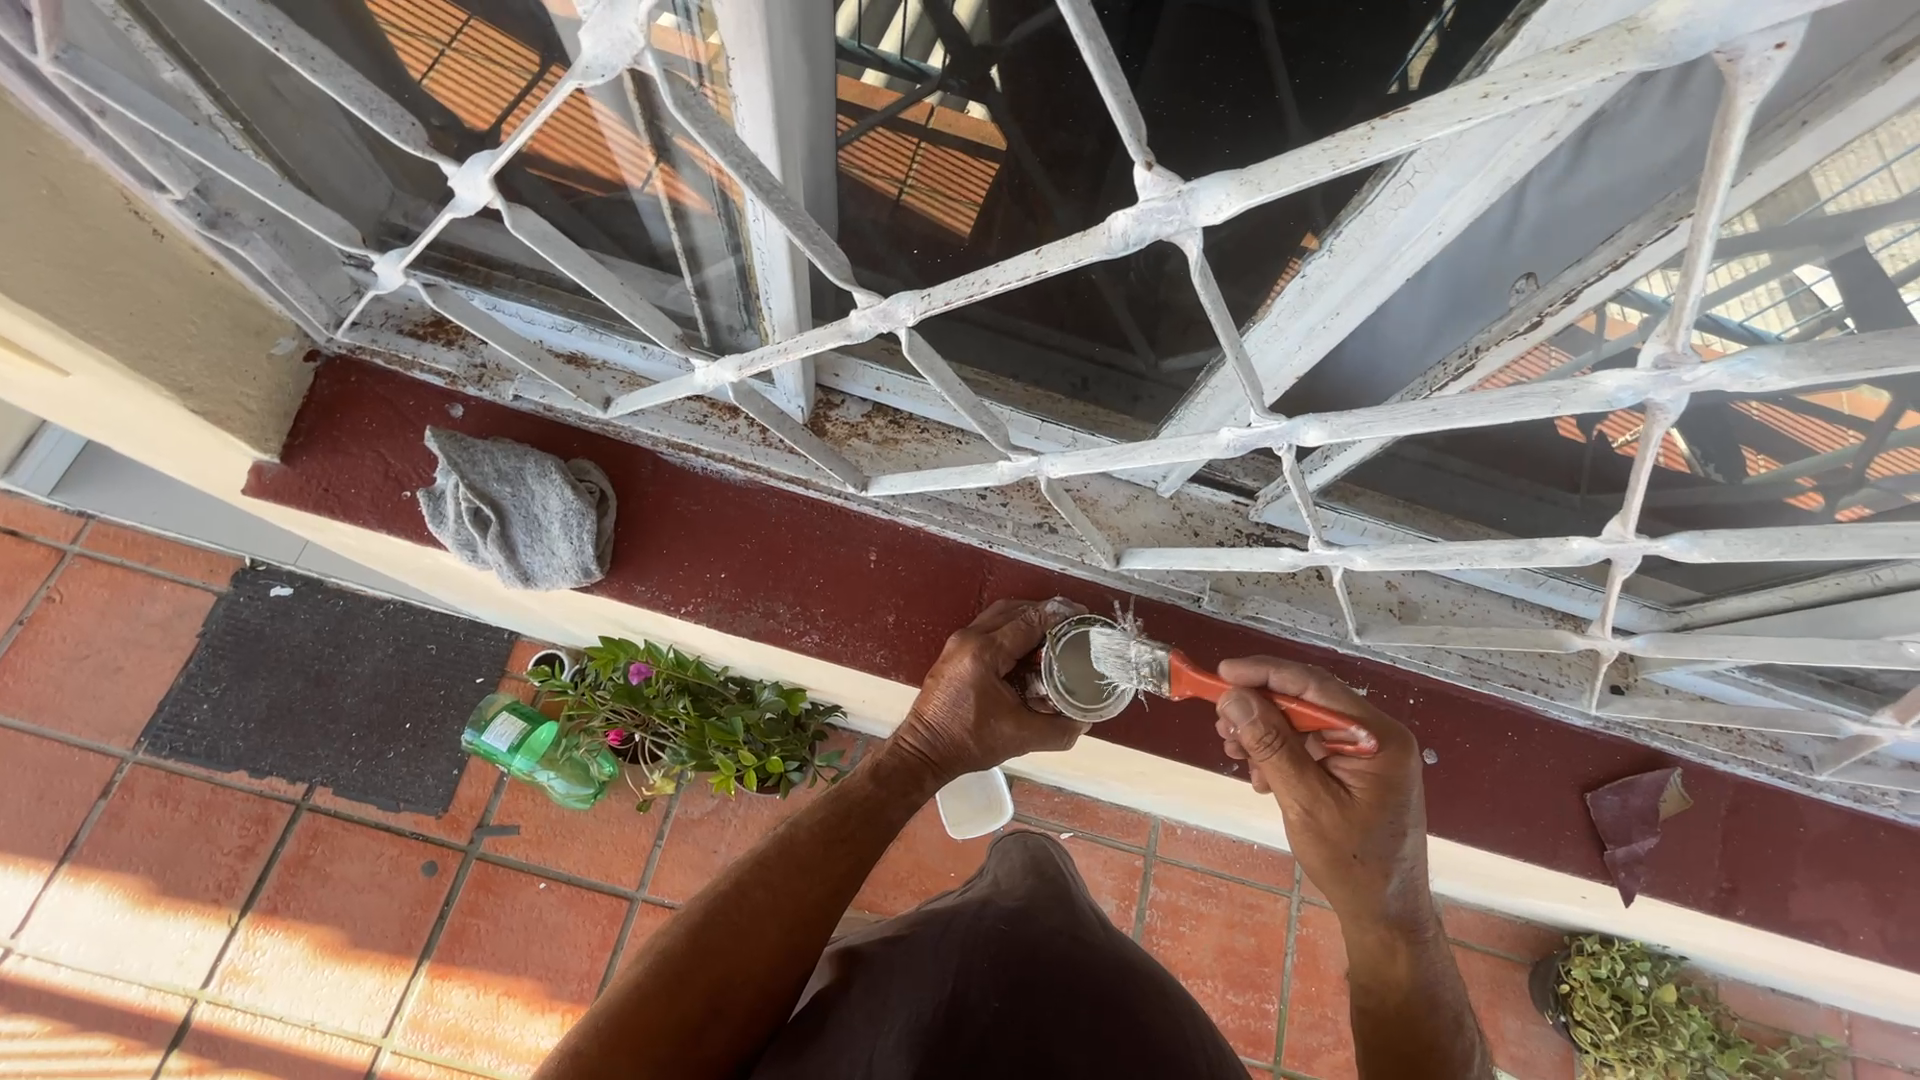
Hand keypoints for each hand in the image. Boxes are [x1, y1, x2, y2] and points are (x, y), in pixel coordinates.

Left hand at [884, 598, 1092, 786]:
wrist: (925, 750)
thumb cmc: (968, 742)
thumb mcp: (1021, 737)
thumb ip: (1059, 729)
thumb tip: (1085, 721)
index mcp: (984, 652)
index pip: (1029, 621)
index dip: (1059, 616)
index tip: (1082, 616)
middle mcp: (969, 638)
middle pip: (1014, 610)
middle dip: (1045, 612)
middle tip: (1072, 621)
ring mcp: (958, 642)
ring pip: (999, 615)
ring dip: (1027, 618)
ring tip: (1055, 630)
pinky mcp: (955, 652)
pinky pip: (989, 628)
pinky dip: (1011, 629)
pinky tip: (1029, 646)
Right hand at [1214, 657, 1433, 932]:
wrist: (1385, 913)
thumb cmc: (1353, 862)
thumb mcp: (1306, 802)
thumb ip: (1272, 745)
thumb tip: (1235, 698)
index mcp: (1376, 736)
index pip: (1313, 685)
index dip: (1264, 673)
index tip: (1222, 673)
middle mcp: (1374, 735)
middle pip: (1306, 701)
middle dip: (1259, 708)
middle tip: (1221, 723)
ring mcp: (1364, 752)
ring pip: (1301, 722)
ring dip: (1263, 732)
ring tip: (1234, 750)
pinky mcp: (1352, 769)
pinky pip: (1306, 745)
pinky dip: (1276, 753)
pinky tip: (1259, 774)